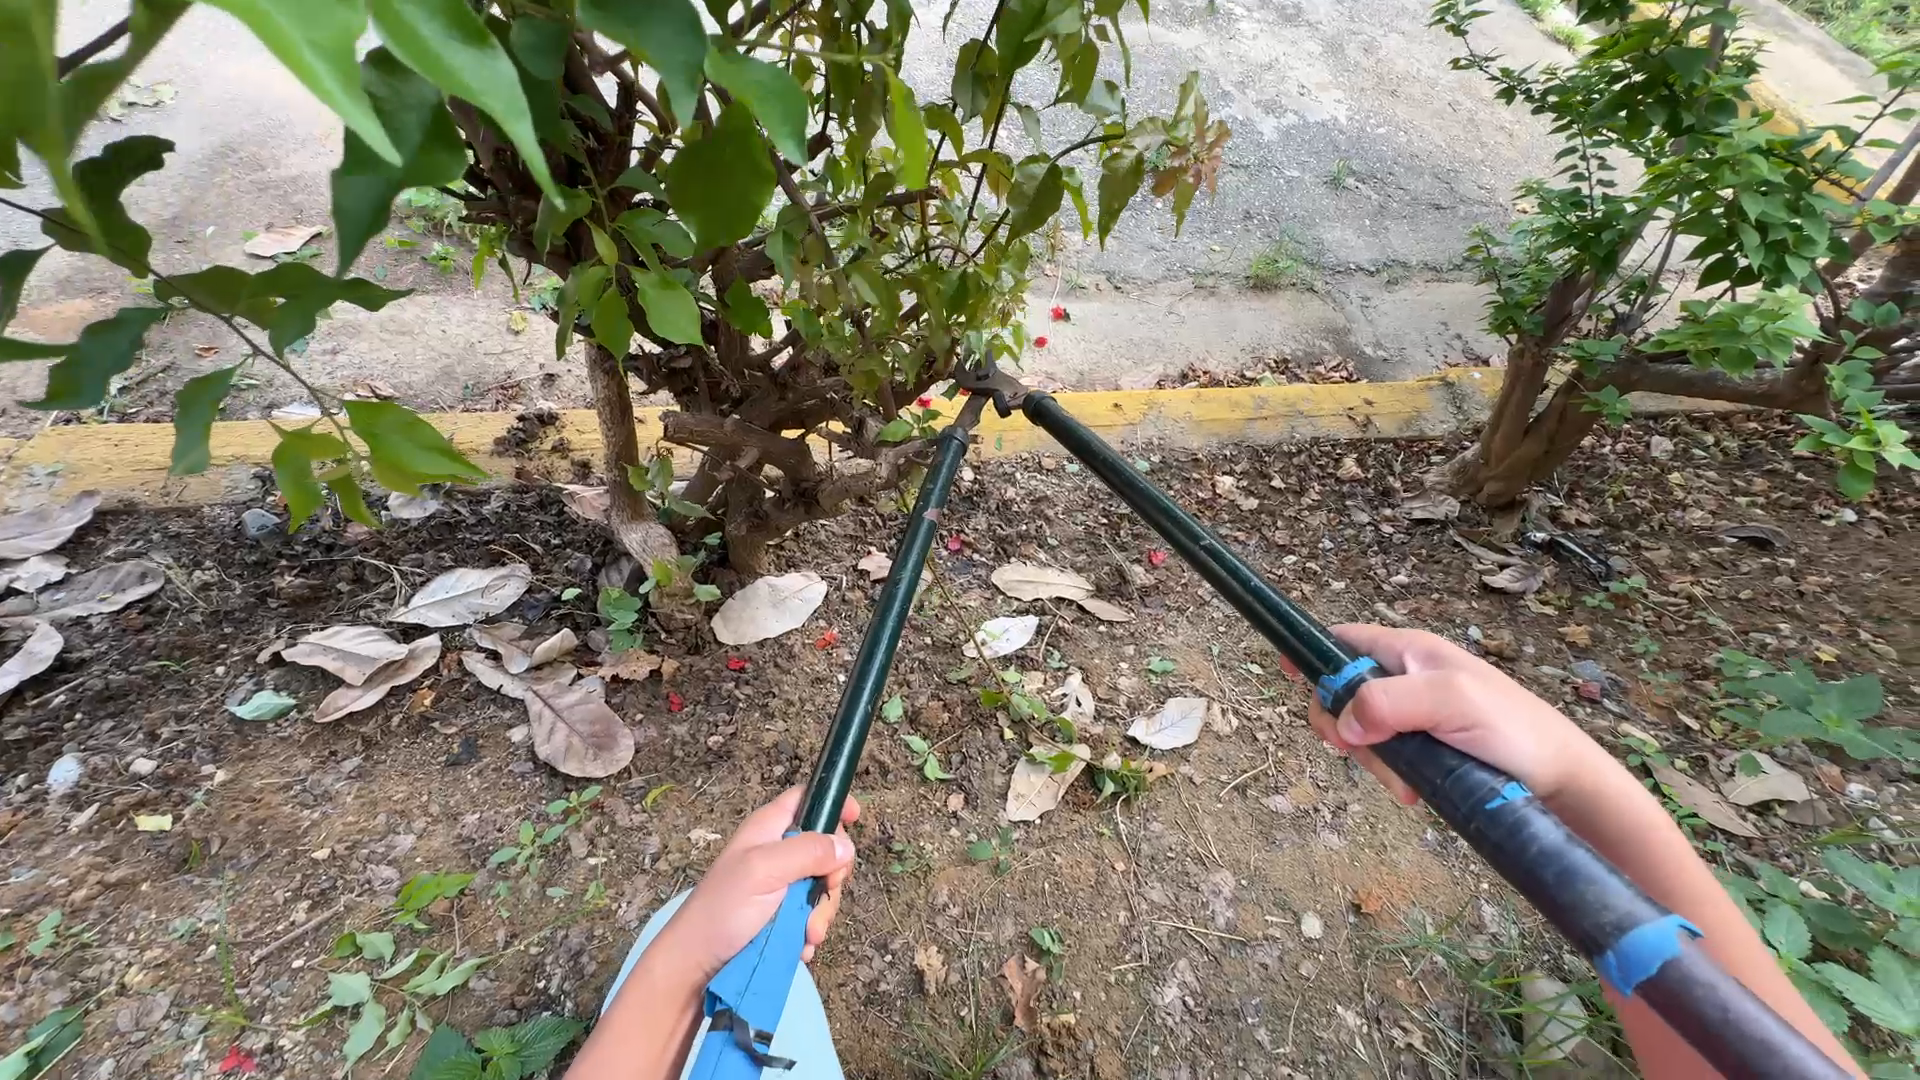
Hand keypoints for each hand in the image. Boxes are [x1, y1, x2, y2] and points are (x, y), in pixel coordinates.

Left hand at [650, 787, 859, 982]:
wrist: (694, 968)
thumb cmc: (724, 909)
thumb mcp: (765, 870)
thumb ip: (807, 852)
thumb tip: (846, 845)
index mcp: (770, 828)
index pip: (808, 798)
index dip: (832, 802)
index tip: (856, 819)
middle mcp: (778, 852)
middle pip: (825, 846)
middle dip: (832, 874)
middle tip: (825, 892)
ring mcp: (781, 885)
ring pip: (822, 885)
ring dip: (822, 911)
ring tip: (807, 935)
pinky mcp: (782, 915)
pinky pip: (812, 915)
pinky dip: (811, 930)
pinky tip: (800, 946)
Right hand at [1296, 624, 1609, 807]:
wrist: (1564, 784)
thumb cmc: (1512, 729)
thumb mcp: (1449, 700)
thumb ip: (1388, 701)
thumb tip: (1344, 723)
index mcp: (1405, 649)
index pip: (1340, 639)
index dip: (1310, 653)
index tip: (1287, 674)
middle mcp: (1402, 677)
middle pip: (1339, 692)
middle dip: (1342, 724)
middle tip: (1355, 749)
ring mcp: (1410, 713)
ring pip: (1358, 729)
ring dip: (1369, 758)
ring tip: (1402, 782)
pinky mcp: (1420, 746)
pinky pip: (1381, 755)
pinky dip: (1387, 774)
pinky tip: (1410, 790)